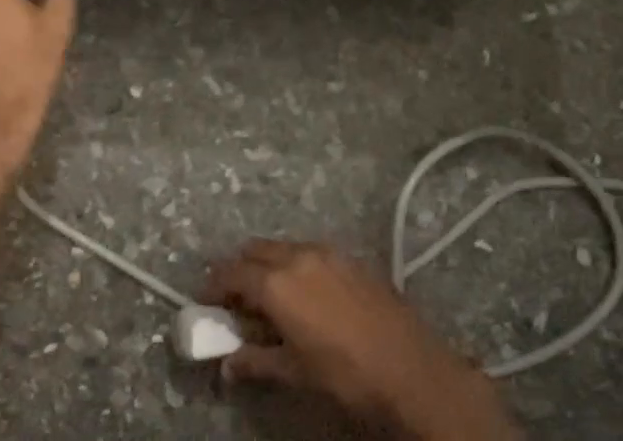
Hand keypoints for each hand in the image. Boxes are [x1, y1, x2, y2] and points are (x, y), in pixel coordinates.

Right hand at [204, 240, 518, 440]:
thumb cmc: (347, 375)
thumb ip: (255, 361)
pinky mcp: (354, 260)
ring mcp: (329, 254)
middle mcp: (298, 256)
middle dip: (240, 269)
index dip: (213, 285)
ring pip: (285, 248)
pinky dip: (299, 265)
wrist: (415, 372)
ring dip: (270, 264)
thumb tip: (228, 364)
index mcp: (275, 283)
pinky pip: (313, 253)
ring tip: (274, 296)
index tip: (207, 301)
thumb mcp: (295, 373)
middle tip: (238, 298)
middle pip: (254, 250)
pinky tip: (310, 295)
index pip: (230, 273)